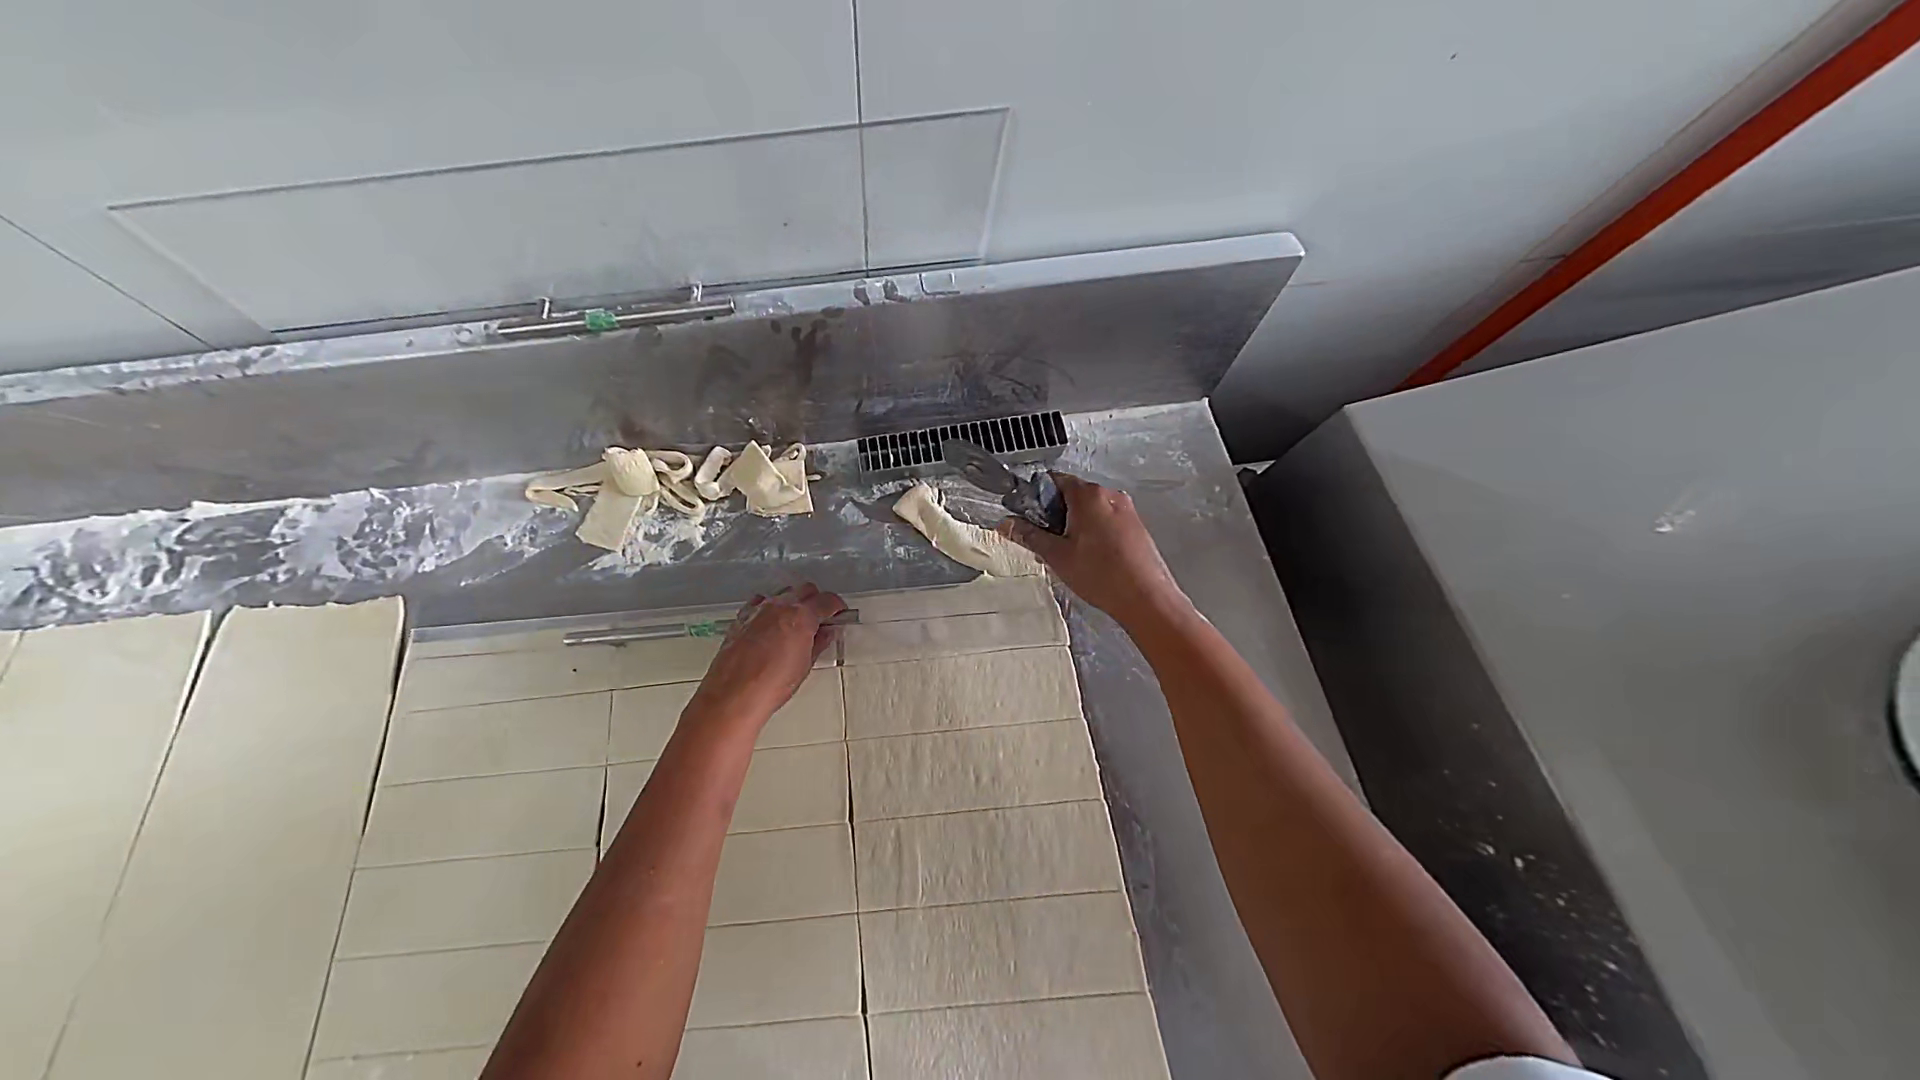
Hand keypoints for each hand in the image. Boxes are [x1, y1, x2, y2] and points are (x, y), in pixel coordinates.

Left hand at [686, 584, 846, 728]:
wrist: (734, 696)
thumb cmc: (768, 684)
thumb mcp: (805, 665)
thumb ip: (818, 643)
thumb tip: (825, 634)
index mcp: (801, 616)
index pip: (826, 600)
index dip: (836, 606)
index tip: (838, 611)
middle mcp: (779, 607)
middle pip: (805, 590)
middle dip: (816, 600)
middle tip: (822, 617)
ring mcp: (758, 611)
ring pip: (783, 594)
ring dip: (793, 602)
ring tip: (797, 622)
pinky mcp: (742, 619)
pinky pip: (760, 603)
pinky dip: (770, 608)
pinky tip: (772, 623)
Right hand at [997, 473, 1191, 626]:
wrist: (1145, 599)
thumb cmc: (1104, 575)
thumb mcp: (1056, 555)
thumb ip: (1029, 535)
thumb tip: (1008, 525)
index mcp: (1089, 495)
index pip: (1053, 480)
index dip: (1035, 496)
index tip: (1026, 514)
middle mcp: (1110, 496)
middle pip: (1072, 495)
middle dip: (1054, 515)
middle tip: (1045, 541)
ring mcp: (1126, 511)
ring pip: (1089, 510)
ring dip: (1073, 526)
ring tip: (1066, 556)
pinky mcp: (1135, 528)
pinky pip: (1106, 522)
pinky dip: (1092, 534)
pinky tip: (1088, 560)